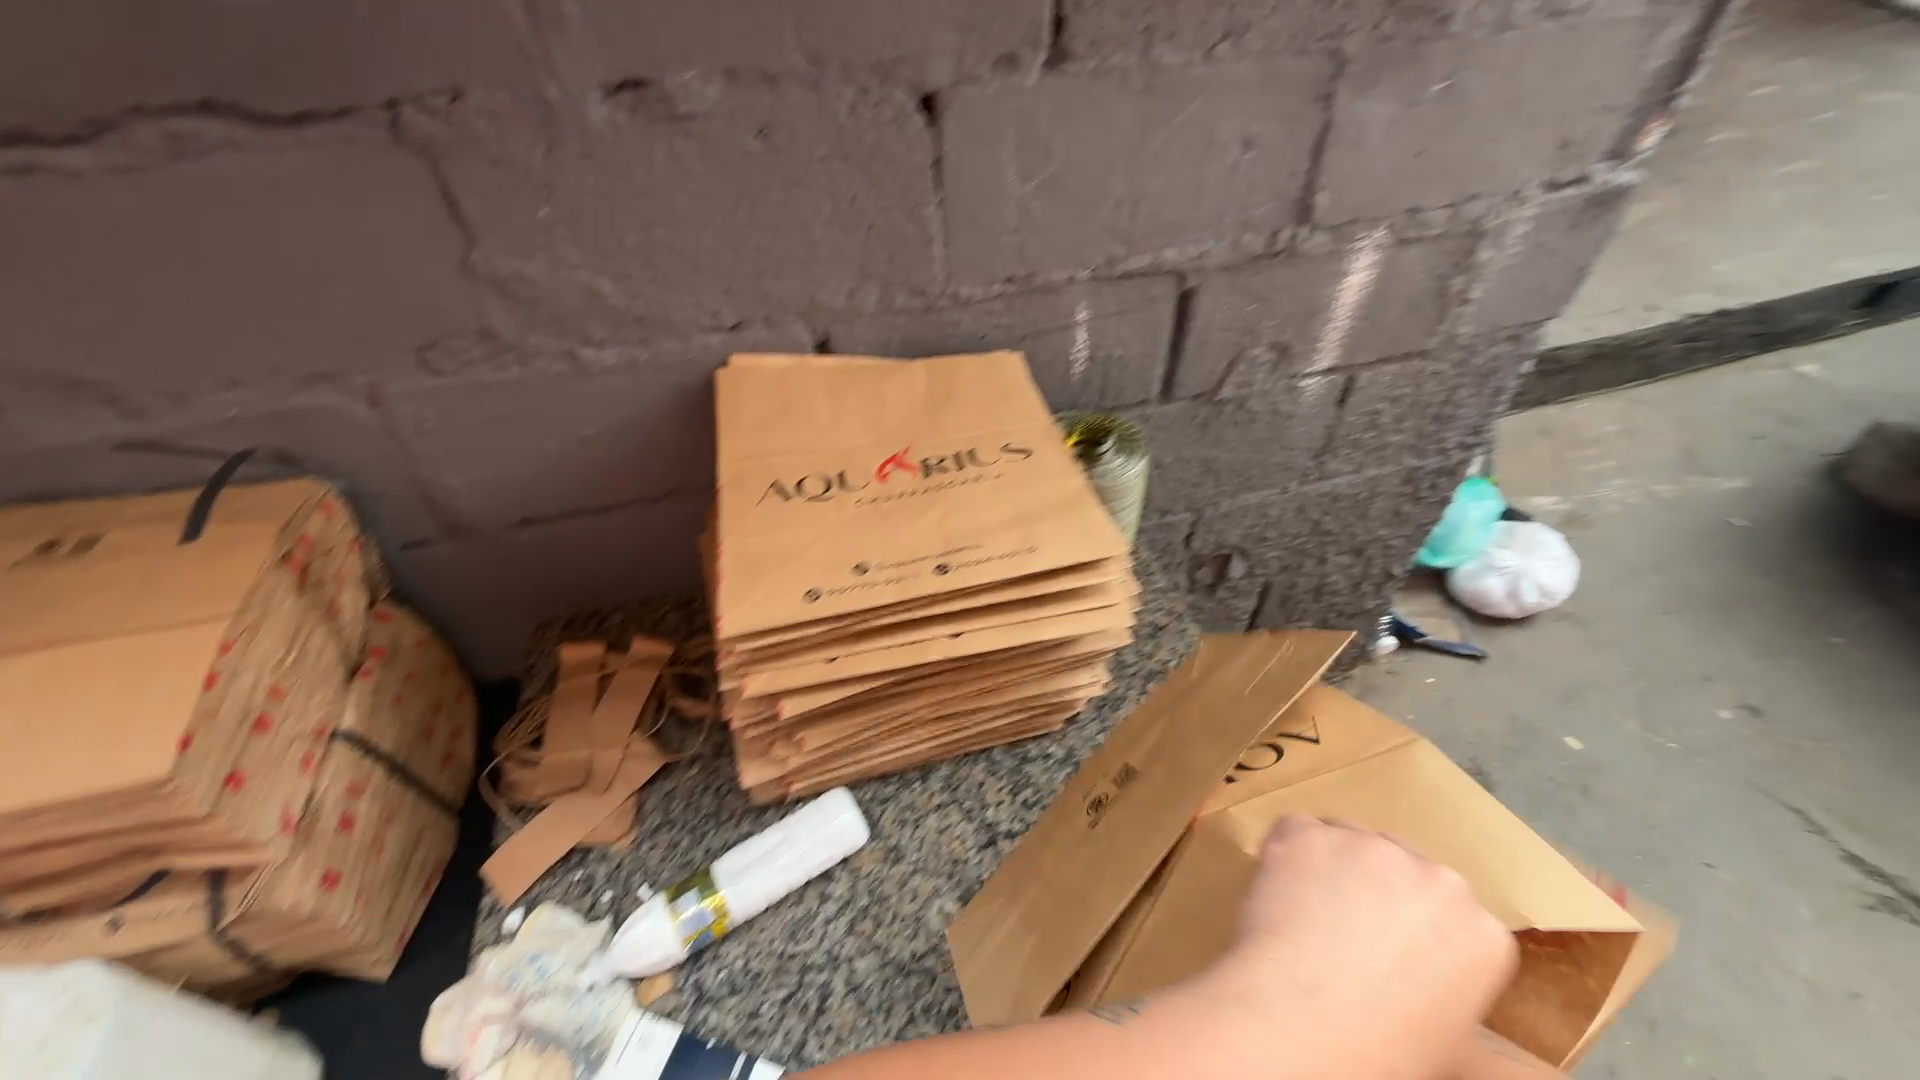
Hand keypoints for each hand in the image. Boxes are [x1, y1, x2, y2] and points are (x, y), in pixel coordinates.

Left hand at [1203, 816, 1518, 1079]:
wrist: (1305, 1024)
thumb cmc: (1379, 1049)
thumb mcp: (1448, 1038)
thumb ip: (1452, 989)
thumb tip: (1450, 1007)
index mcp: (1484, 934)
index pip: (1447, 914)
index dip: (1410, 929)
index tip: (1387, 952)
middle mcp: (1439, 878)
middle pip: (1401, 868)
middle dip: (1375, 890)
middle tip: (1342, 932)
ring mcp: (1373, 848)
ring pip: (1348, 840)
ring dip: (1331, 867)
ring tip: (1306, 915)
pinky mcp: (1311, 835)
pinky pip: (1298, 831)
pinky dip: (1285, 854)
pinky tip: (1277, 893)